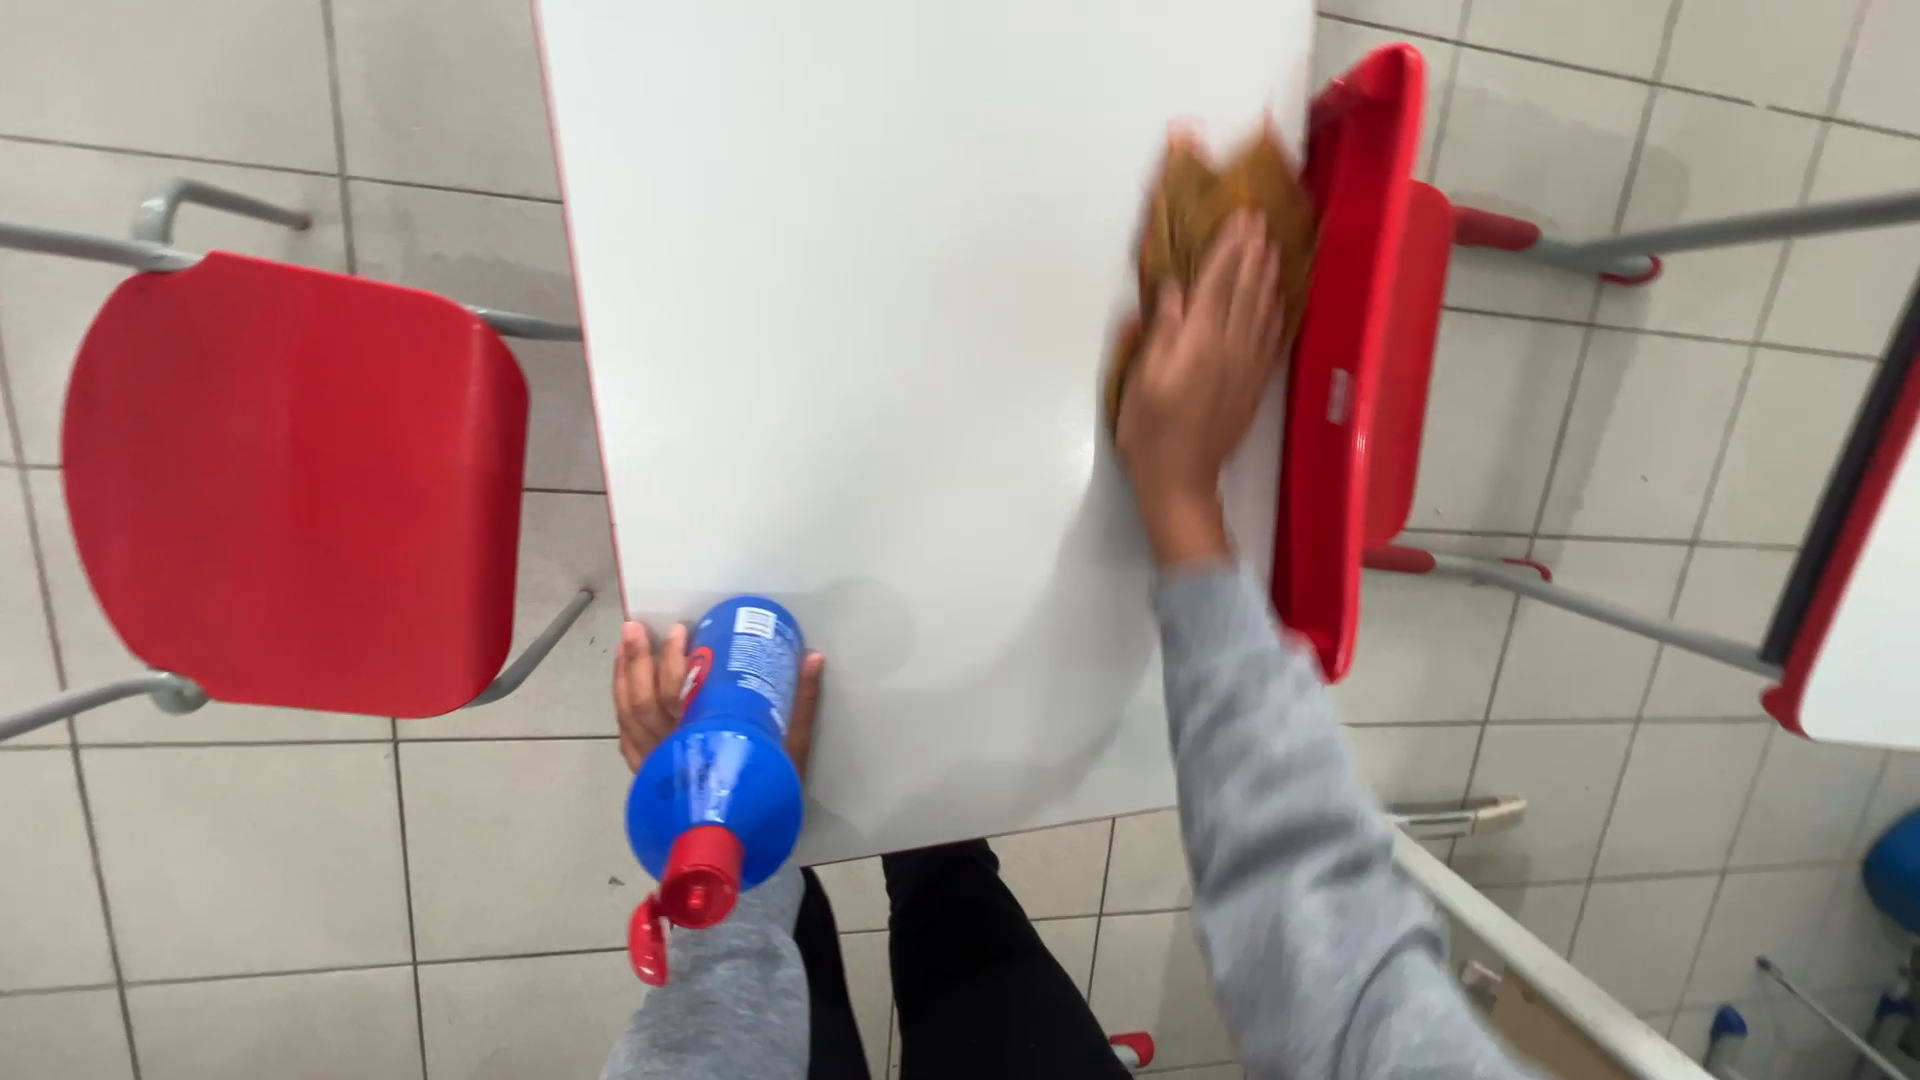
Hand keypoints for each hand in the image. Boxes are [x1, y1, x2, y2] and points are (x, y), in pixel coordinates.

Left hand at [613, 621, 826, 780]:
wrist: (743, 849)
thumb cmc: (767, 797)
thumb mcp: (792, 752)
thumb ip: (802, 705)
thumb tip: (812, 657)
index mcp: (700, 746)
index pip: (675, 698)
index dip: (670, 662)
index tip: (682, 633)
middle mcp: (669, 754)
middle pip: (643, 702)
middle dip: (639, 660)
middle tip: (639, 627)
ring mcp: (653, 765)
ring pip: (628, 716)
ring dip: (624, 676)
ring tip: (626, 641)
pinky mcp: (648, 772)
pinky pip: (627, 734)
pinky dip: (621, 705)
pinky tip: (624, 681)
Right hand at [1116, 211, 1286, 565]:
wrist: (1180, 479)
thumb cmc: (1148, 432)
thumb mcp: (1141, 381)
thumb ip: (1161, 332)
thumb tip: (1175, 289)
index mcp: (1198, 343)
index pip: (1217, 284)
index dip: (1229, 249)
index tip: (1239, 217)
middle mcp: (1229, 347)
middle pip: (1245, 291)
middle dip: (1252, 253)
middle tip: (1260, 221)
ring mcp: (1246, 366)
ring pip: (1263, 310)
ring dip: (1268, 276)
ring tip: (1273, 248)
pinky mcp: (1253, 384)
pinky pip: (1271, 339)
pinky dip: (1277, 312)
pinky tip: (1280, 298)